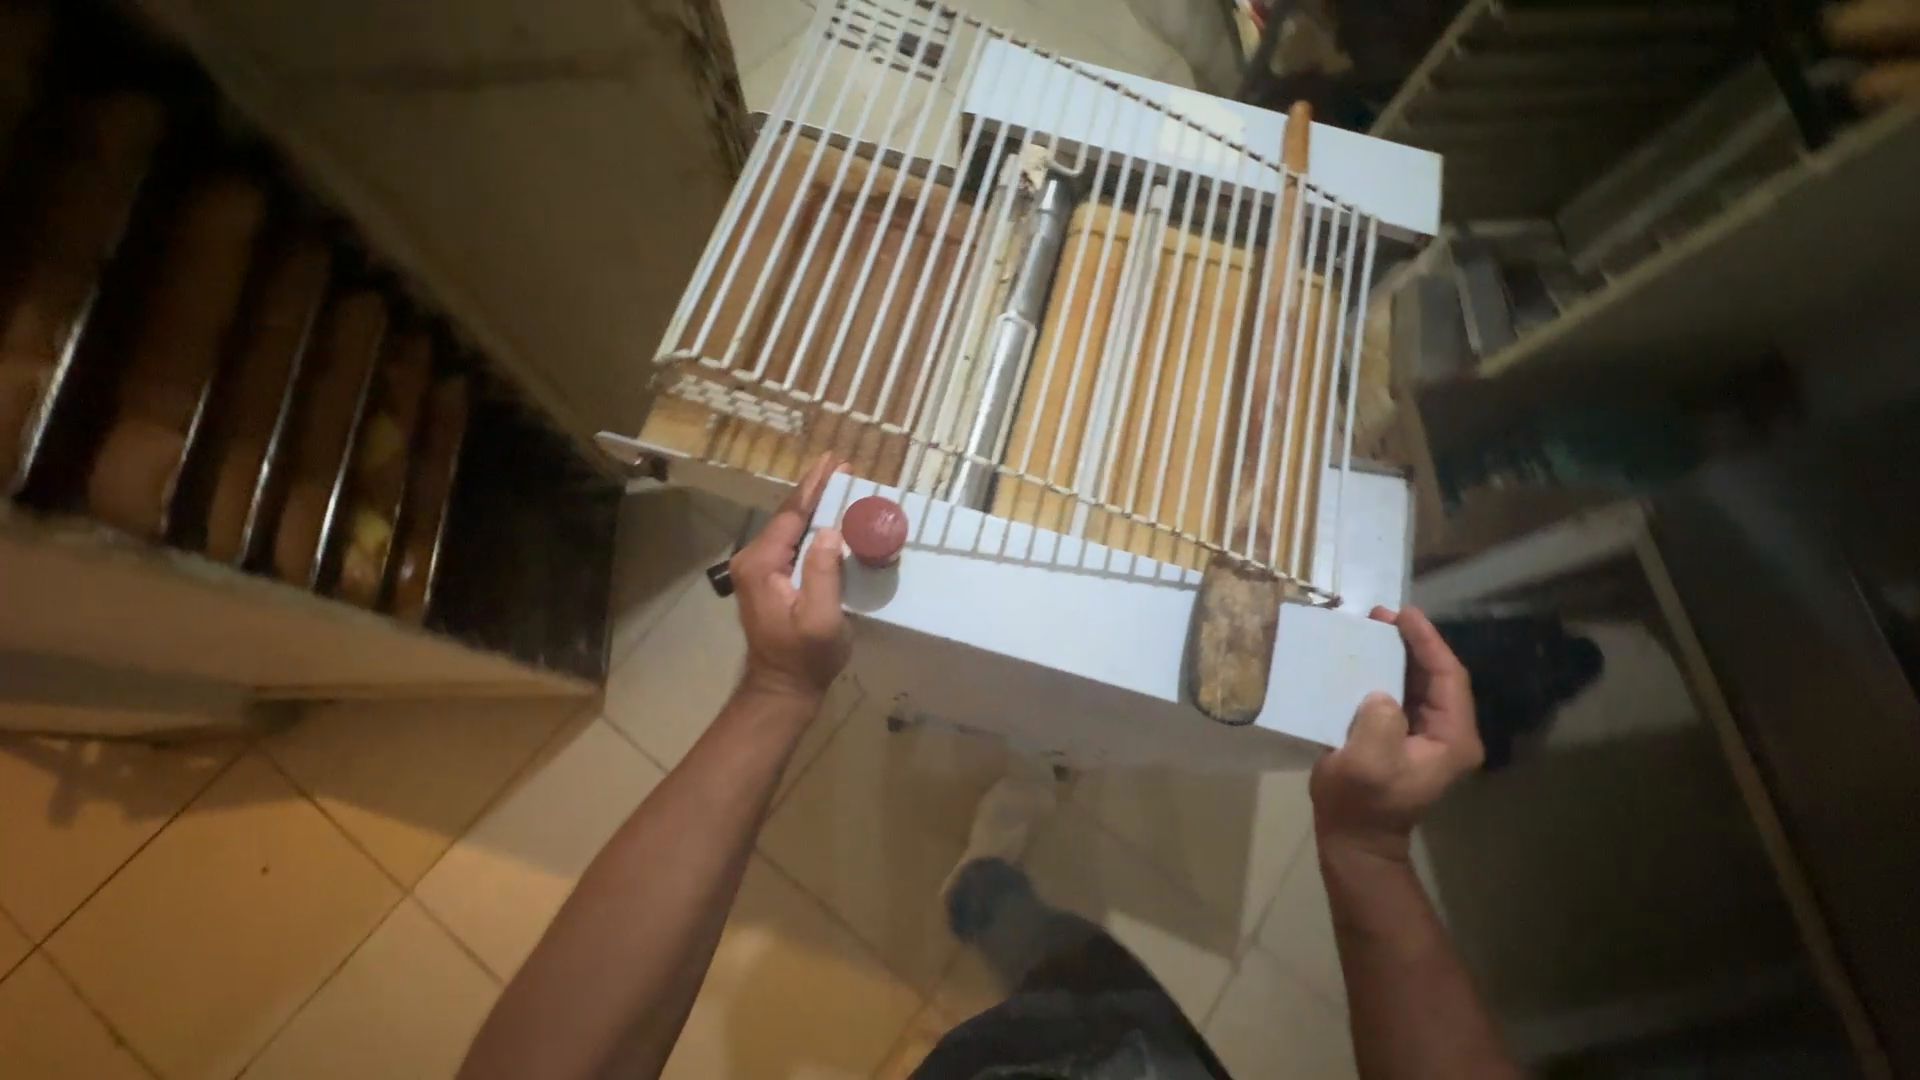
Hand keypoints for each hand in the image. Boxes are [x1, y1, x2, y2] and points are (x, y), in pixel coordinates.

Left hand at [729, 453, 850, 706]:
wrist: (782, 688)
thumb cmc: (806, 658)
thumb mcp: (821, 619)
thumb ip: (825, 573)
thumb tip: (831, 531)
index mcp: (762, 564)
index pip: (791, 514)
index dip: (815, 486)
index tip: (835, 461)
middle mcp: (753, 561)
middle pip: (788, 515)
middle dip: (816, 489)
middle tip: (842, 466)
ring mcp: (758, 570)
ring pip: (789, 527)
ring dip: (814, 505)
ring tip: (839, 484)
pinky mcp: (768, 580)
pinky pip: (791, 542)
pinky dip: (811, 525)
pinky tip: (828, 518)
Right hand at [1310, 606, 1482, 862]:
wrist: (1354, 838)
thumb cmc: (1361, 802)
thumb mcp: (1366, 763)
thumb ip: (1378, 724)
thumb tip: (1379, 694)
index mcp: (1451, 738)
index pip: (1448, 678)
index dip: (1428, 643)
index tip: (1402, 614)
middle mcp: (1446, 733)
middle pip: (1436, 676)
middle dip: (1411, 642)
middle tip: (1379, 616)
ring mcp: (1424, 736)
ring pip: (1417, 682)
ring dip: (1395, 654)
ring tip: (1369, 630)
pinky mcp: (1400, 737)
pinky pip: (1398, 695)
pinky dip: (1382, 671)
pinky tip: (1360, 660)